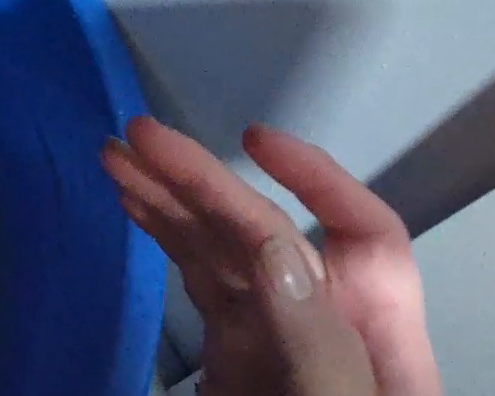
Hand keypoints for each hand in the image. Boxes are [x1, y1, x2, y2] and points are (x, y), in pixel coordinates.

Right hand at [103, 118, 442, 395]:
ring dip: (168, 194)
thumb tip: (276, 249)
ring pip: (219, 245)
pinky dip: (161, 230)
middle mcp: (326, 329)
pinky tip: (129, 199)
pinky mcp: (232, 356)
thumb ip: (320, 355)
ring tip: (115, 157)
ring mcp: (273, 342)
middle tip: (138, 138)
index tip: (254, 141)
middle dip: (205, 179)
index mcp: (379, 350)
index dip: (320, 181)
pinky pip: (194, 274)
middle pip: (269, 232)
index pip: (368, 242)